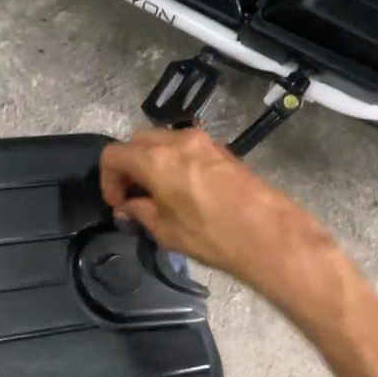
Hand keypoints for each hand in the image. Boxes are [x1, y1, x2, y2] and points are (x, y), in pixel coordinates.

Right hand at [99, 128, 338, 290]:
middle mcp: (177, 141)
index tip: (117, 203)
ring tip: (158, 195)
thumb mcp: (166, 231)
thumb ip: (140, 212)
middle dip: (128, 167)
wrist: (269, 234)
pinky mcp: (222, 150)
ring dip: (151, 162)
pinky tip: (183, 190)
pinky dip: (174, 162)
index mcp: (155, 159)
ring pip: (162, 141)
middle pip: (137, 143)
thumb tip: (128, 207)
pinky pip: (185, 148)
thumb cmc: (212, 235)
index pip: (114, 154)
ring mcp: (202, 141)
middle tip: (133, 197)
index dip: (108, 179)